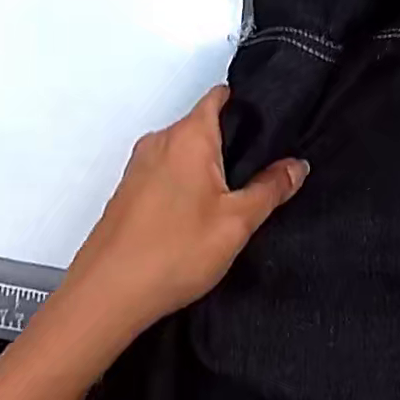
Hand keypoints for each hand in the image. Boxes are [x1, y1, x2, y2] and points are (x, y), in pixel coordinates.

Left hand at [56, 86, 307, 338]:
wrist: (102, 303)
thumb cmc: (171, 254)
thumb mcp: (239, 221)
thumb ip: (272, 187)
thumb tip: (297, 166)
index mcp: (188, 136)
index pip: (220, 95)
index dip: (249, 101)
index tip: (274, 119)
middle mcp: (160, 142)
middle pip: (205, 123)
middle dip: (234, 138)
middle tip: (266, 163)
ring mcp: (138, 168)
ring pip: (186, 150)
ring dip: (211, 163)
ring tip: (239, 191)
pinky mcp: (128, 194)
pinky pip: (168, 171)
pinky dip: (188, 182)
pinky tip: (204, 213)